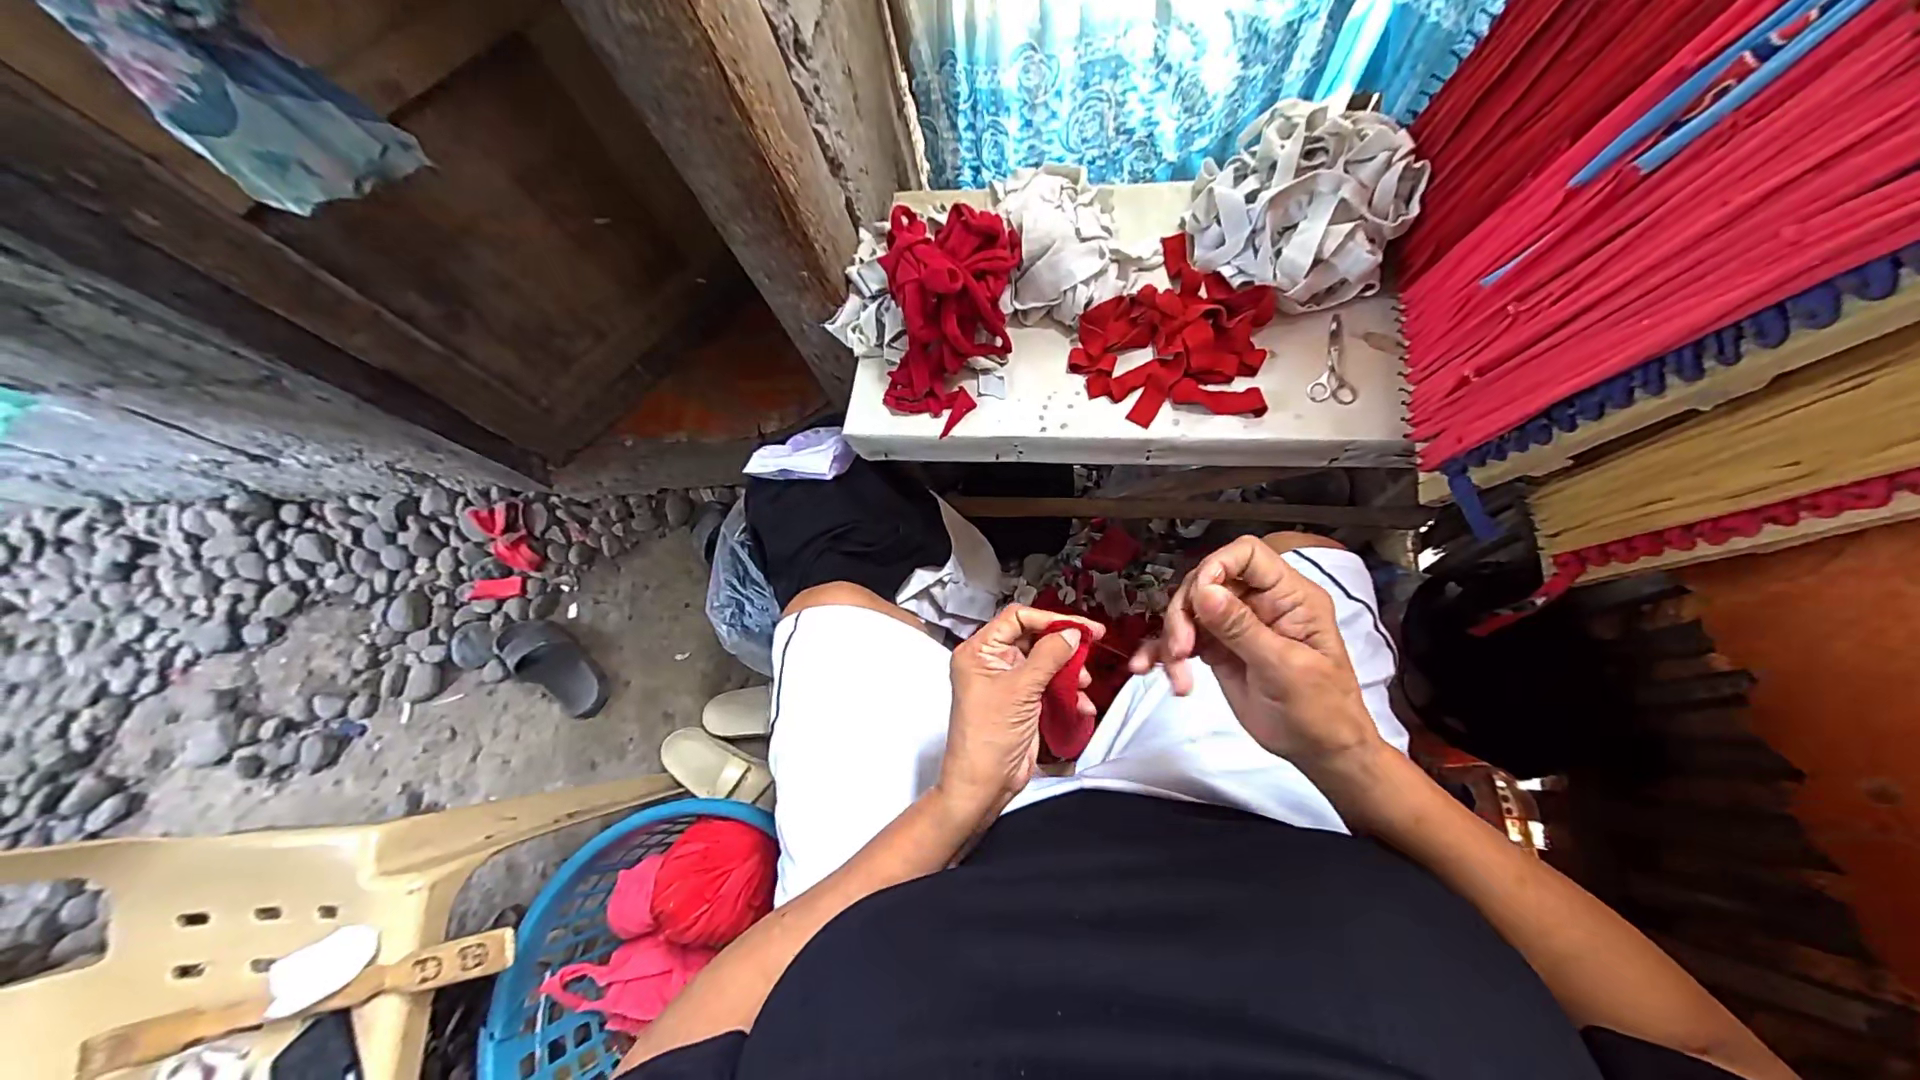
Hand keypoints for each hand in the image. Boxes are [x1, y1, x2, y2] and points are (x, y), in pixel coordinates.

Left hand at [938, 605, 1103, 821]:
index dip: (1049, 619)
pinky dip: (1067, 692)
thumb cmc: (986, 739)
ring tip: (1083, 682)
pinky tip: (1080, 704)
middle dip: (1063, 646)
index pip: (1016, 619)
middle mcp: (991, 663)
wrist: (984, 783)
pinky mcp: (1022, 702)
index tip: (1080, 625)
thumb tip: (1070, 633)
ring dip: (1069, 671)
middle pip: (1034, 638)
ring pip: (1046, 662)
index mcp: (979, 652)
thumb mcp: (1020, 690)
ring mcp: (1007, 683)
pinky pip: (1049, 686)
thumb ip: (1048, 656)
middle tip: (1090, 646)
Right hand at [1129, 536, 1379, 766]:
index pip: (1247, 555)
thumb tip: (1205, 591)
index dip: (1216, 566)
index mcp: (1289, 597)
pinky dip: (1163, 652)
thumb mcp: (1284, 668)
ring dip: (1172, 639)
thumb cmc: (1320, 711)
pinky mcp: (1217, 647)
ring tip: (1176, 673)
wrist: (1320, 752)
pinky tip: (1150, 667)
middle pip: (1206, 582)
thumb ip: (1241, 628)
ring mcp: (1236, 625)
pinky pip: (1182, 638)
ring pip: (1188, 610)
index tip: (1197, 599)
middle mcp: (1259, 603)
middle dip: (1185, 613)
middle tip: (1181, 649)